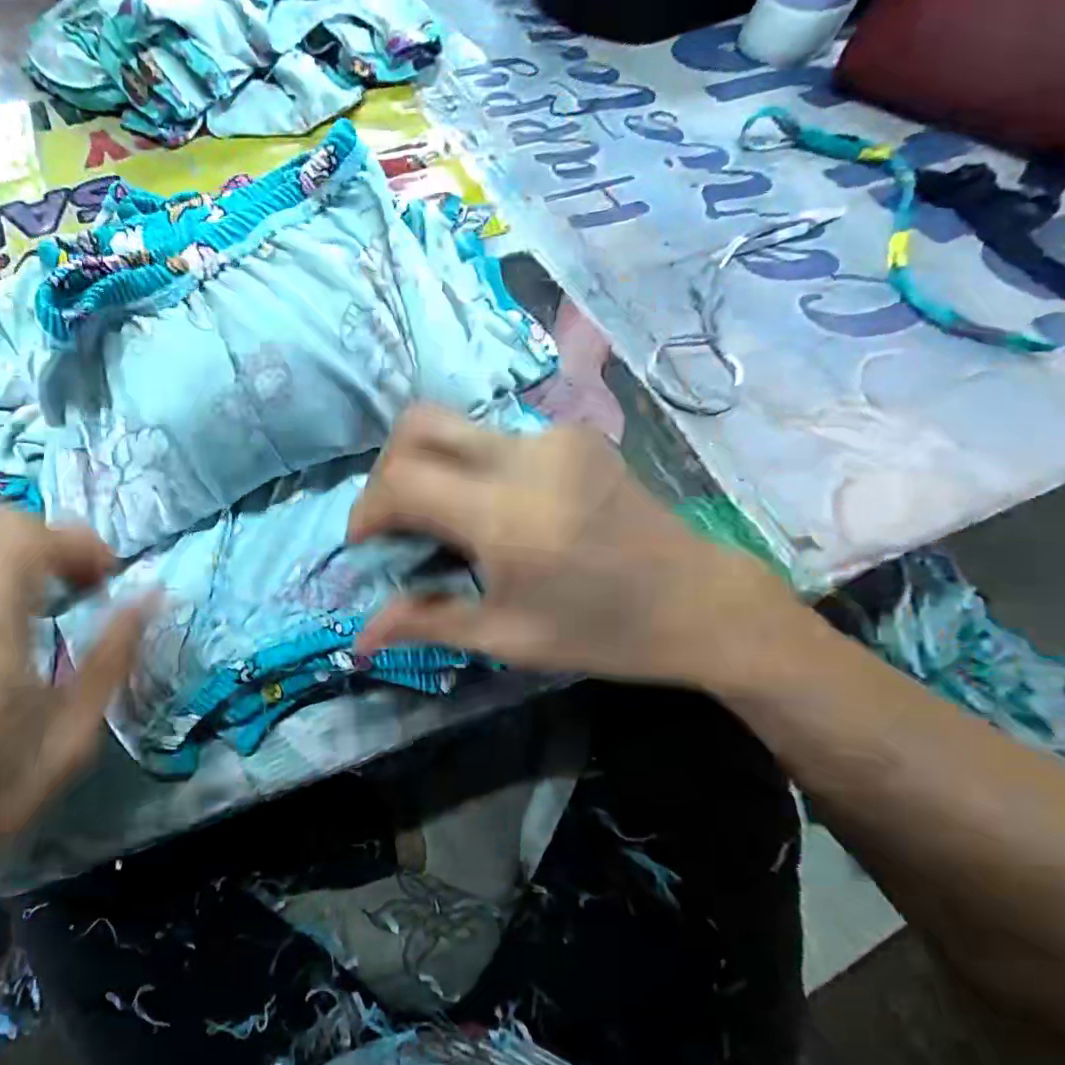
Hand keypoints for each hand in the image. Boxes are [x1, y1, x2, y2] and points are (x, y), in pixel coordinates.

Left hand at [0, 510, 147, 1020]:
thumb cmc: (4, 782)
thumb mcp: (77, 727)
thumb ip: (116, 652)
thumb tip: (154, 595)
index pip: (29, 538)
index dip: (78, 543)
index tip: (109, 576)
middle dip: (50, 542)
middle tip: (82, 583)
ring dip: (13, 552)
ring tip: (42, 594)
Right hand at [349, 407, 795, 686]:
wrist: (705, 603)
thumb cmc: (602, 632)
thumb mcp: (505, 638)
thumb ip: (424, 622)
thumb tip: (359, 637)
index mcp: (508, 516)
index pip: (401, 480)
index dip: (365, 510)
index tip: (365, 545)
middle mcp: (526, 458)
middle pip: (416, 425)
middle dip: (385, 470)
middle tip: (393, 518)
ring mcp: (553, 438)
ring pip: (452, 426)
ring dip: (425, 467)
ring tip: (441, 521)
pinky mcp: (571, 435)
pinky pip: (490, 436)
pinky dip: (465, 468)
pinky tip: (488, 511)